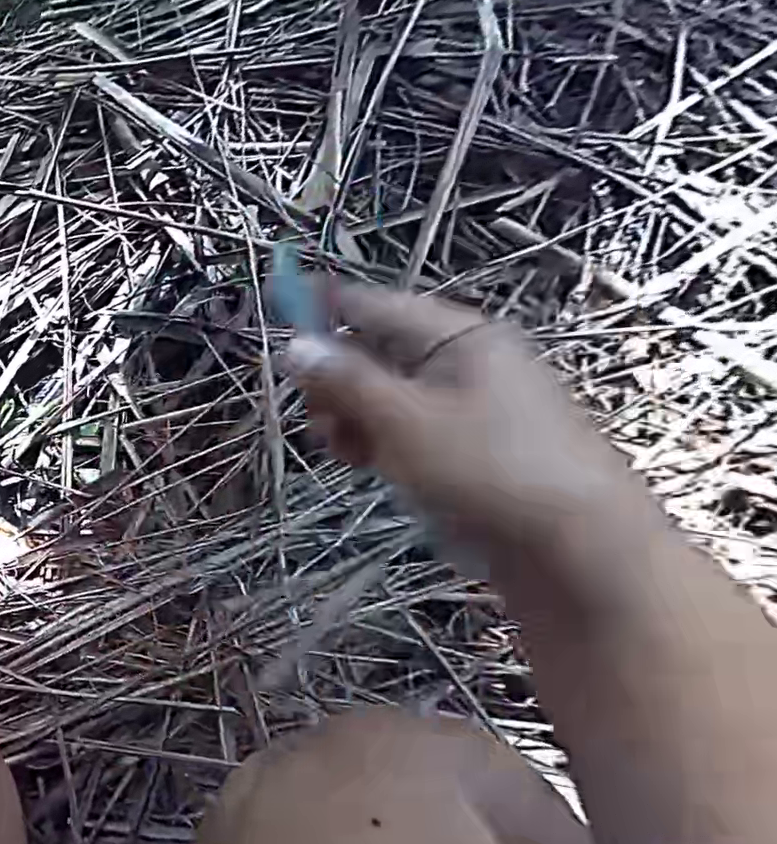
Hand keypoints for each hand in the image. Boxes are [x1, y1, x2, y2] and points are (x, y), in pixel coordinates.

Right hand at [283, 279, 652, 563]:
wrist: (567, 541)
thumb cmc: (484, 465)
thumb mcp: (401, 419)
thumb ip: (343, 379)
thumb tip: (292, 345)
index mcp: (457, 340)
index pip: (375, 306)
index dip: (324, 304)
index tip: (276, 302)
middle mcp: (456, 361)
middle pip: (366, 353)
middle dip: (332, 383)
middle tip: (319, 416)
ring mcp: (454, 401)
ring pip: (371, 393)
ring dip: (344, 417)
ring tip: (345, 450)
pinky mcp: (450, 437)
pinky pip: (389, 422)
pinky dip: (366, 437)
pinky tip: (362, 462)